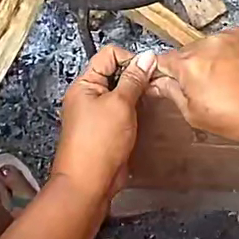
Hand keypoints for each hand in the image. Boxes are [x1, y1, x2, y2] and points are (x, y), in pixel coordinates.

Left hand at [50, 45, 156, 198]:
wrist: (89, 183)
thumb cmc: (98, 144)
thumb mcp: (120, 105)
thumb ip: (134, 80)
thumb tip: (146, 57)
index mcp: (84, 84)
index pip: (108, 55)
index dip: (130, 59)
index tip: (148, 71)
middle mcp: (88, 96)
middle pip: (115, 74)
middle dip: (136, 78)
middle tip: (153, 88)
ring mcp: (96, 114)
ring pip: (121, 94)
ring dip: (137, 97)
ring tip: (151, 104)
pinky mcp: (106, 130)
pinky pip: (123, 112)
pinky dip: (135, 112)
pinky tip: (146, 118)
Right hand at [150, 28, 238, 147]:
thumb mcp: (194, 115)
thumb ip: (171, 93)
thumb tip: (157, 83)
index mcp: (188, 64)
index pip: (163, 60)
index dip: (165, 72)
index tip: (171, 81)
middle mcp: (207, 43)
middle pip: (189, 52)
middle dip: (194, 67)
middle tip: (208, 88)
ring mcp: (231, 36)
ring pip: (212, 45)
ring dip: (215, 58)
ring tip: (230, 80)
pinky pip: (233, 39)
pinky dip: (235, 52)